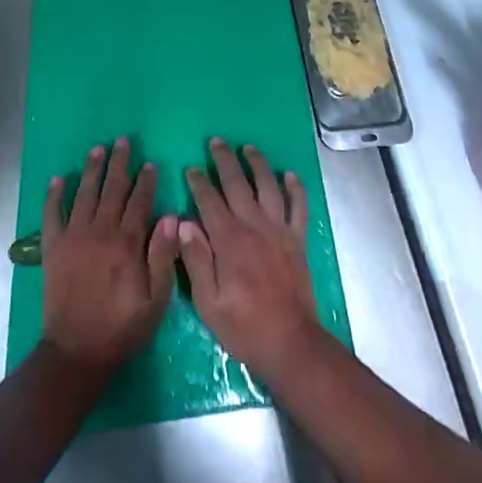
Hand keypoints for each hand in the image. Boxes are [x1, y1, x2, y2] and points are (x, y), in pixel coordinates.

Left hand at [40, 138, 178, 377]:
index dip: (146, 181)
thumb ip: (164, 256)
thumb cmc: (122, 327)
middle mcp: (100, 232)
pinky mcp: (52, 248)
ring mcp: (73, 238)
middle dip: (119, 164)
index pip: (139, 202)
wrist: (76, 351)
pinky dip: (53, 196)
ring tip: (97, 149)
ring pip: (84, 194)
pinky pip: (51, 215)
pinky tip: (57, 179)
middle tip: (122, 141)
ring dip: (91, 170)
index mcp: (127, 243)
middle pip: (111, 189)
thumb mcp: (156, 300)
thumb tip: (171, 217)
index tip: (151, 162)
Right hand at [178, 138, 323, 378]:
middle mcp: (254, 226)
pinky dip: (295, 188)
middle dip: (225, 160)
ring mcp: (279, 230)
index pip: (209, 201)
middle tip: (216, 142)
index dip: (199, 182)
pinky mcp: (297, 239)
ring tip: (248, 148)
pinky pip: (299, 206)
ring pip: (268, 186)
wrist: (290, 341)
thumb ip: (195, 259)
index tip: (191, 167)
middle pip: (238, 184)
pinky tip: (289, 174)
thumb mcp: (207, 301)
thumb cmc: (243, 326)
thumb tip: (182, 223)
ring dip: (257, 164)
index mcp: (228, 240)